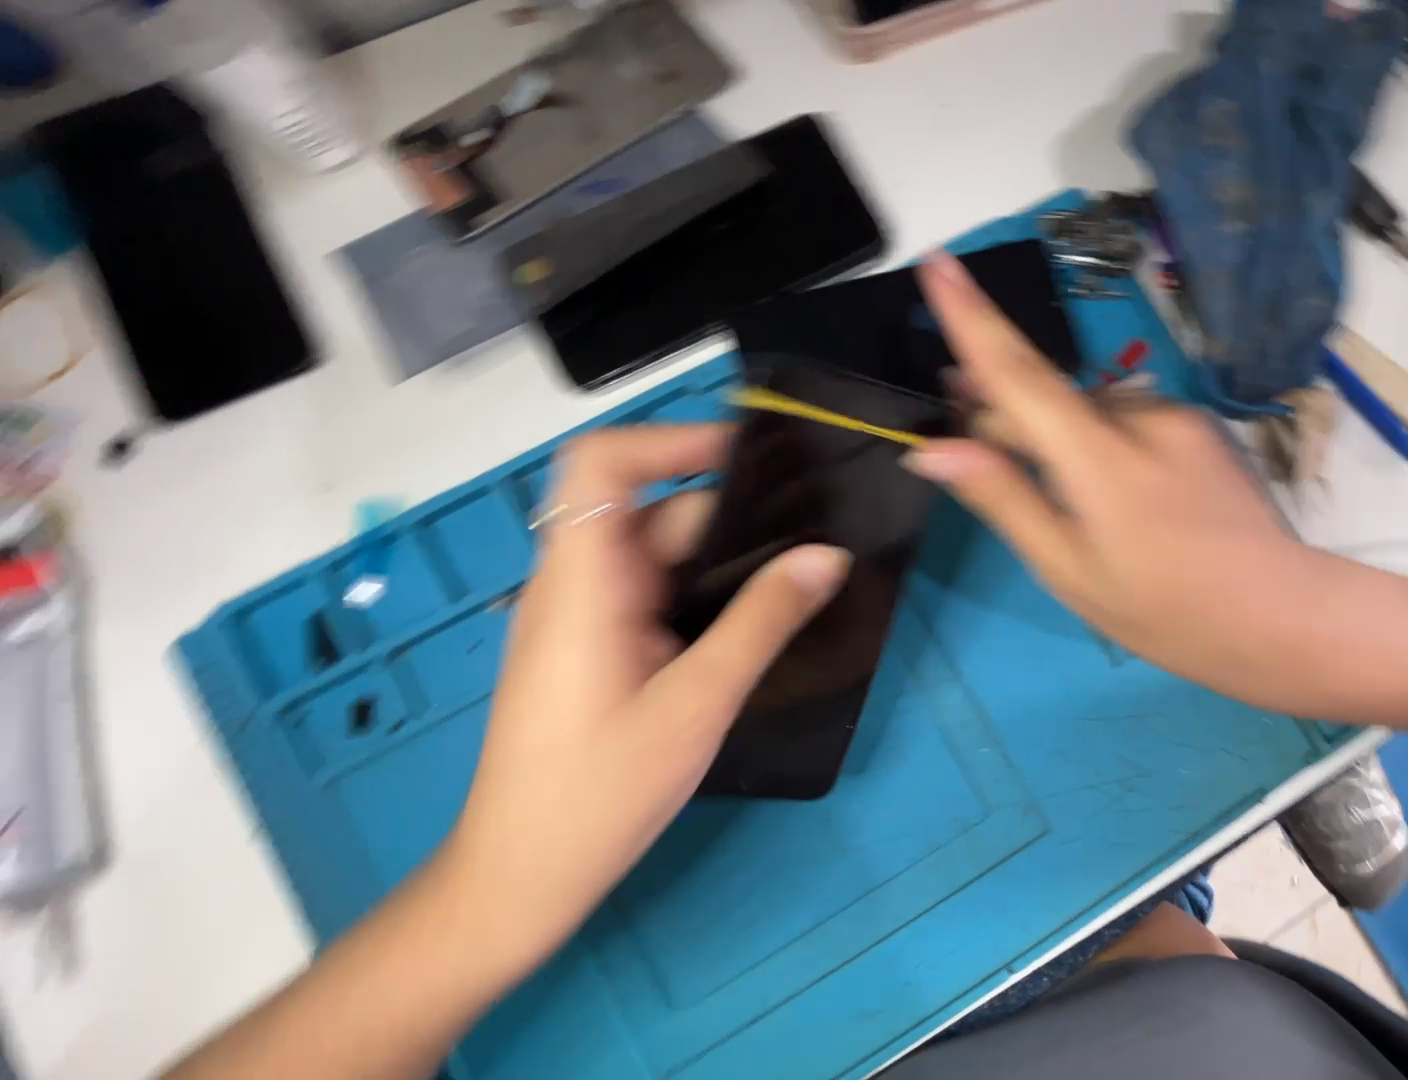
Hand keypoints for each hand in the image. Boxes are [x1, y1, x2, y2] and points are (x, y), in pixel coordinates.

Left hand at [443, 426, 847, 963]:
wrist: (521, 879)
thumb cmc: (599, 792)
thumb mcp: (697, 703)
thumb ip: (763, 622)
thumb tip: (827, 556)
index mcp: (582, 581)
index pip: (601, 464)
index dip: (670, 440)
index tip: (752, 460)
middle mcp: (578, 584)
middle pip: (652, 511)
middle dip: (732, 517)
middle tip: (814, 538)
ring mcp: (587, 618)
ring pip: (661, 557)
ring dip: (726, 562)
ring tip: (803, 579)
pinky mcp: (600, 648)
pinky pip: (657, 596)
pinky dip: (707, 595)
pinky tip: (758, 623)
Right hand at [904, 252, 1306, 709]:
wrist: (1282, 616)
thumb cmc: (1163, 612)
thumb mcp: (1067, 569)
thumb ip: (1004, 498)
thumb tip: (933, 450)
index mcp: (1102, 462)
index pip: (1022, 376)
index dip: (973, 318)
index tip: (936, 263)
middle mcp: (1143, 417)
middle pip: (1047, 394)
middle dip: (998, 412)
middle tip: (961, 442)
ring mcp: (1177, 415)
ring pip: (1083, 408)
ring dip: (1049, 431)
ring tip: (1048, 487)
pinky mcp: (1197, 422)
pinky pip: (1121, 417)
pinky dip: (1091, 438)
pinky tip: (1102, 487)